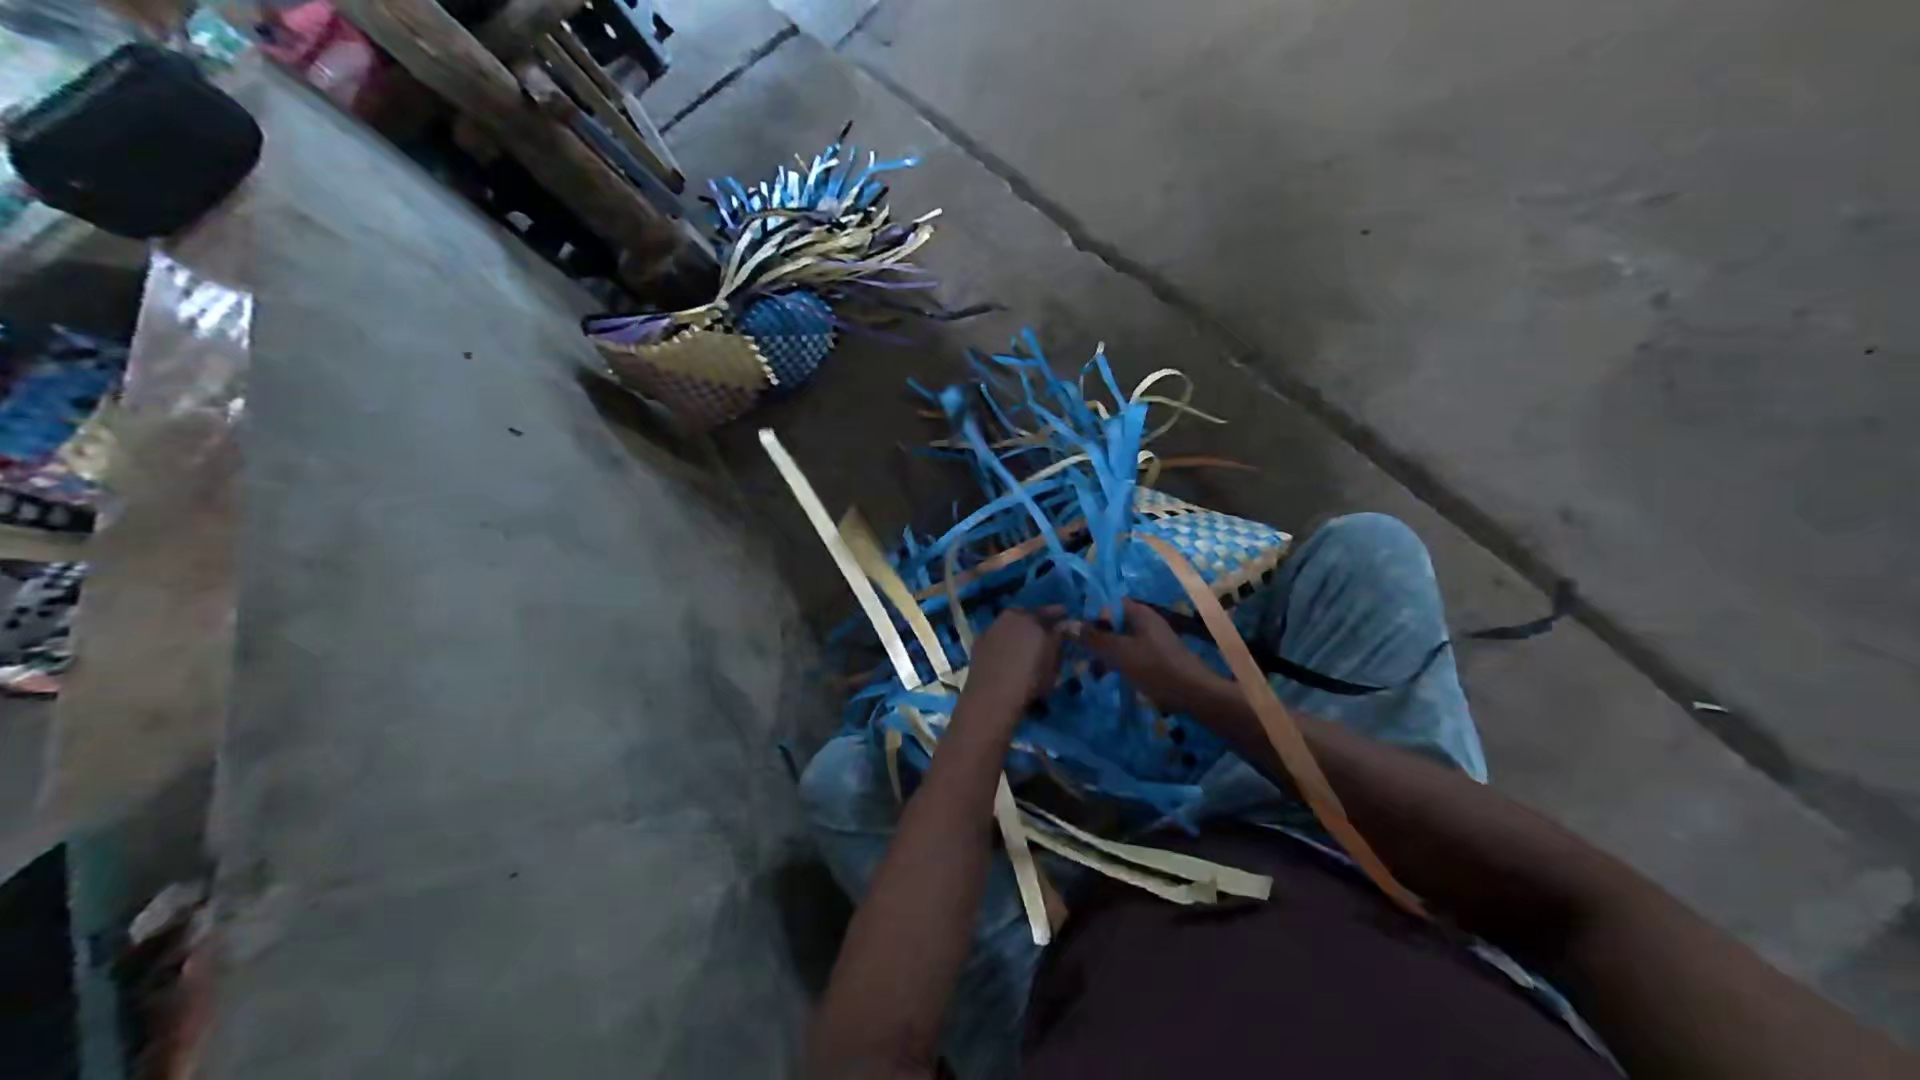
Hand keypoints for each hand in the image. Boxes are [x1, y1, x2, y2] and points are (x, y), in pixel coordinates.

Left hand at [965, 608, 1064, 708]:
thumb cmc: (1030, 679)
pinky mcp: (978, 642)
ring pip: (1009, 624)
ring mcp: (992, 628)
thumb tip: (1061, 626)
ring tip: (1024, 642)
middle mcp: (1010, 617)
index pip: (1049, 611)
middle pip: (1026, 615)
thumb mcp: (1053, 661)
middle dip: (1036, 620)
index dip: (1058, 613)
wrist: (991, 696)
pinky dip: (1003, 640)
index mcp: (1031, 618)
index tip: (1065, 614)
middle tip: (1043, 630)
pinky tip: (1006, 652)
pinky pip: (996, 636)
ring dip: (1017, 629)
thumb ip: (1058, 638)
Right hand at [1071, 600, 1226, 713]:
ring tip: (1092, 669)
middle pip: (1113, 622)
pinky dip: (1118, 661)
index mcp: (1139, 612)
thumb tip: (1068, 624)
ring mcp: (1152, 639)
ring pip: (1120, 639)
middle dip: (1095, 636)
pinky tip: (1109, 676)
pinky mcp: (1156, 656)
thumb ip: (1093, 638)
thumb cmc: (1154, 668)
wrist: (1193, 694)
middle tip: (1080, 652)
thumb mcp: (1118, 652)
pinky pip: (1130, 653)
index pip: (1107, 602)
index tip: (1074, 630)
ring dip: (1105, 651)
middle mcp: (1146, 621)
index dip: (1089, 613)